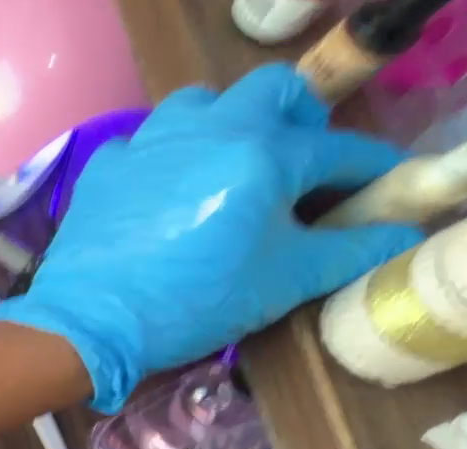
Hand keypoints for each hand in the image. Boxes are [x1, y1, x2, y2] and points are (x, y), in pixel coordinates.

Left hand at [0, 64, 422, 411]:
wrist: (86, 326)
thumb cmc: (190, 303)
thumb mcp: (287, 280)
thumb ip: (351, 249)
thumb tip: (392, 235)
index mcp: (263, 154)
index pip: (336, 151)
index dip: (365, 172)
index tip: (371, 192)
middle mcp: (204, 135)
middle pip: (268, 93)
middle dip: (295, 117)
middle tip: (297, 158)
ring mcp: (144, 150)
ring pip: (195, 107)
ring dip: (220, 124)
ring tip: (227, 165)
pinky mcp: (98, 175)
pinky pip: (134, 146)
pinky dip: (154, 157)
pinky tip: (159, 188)